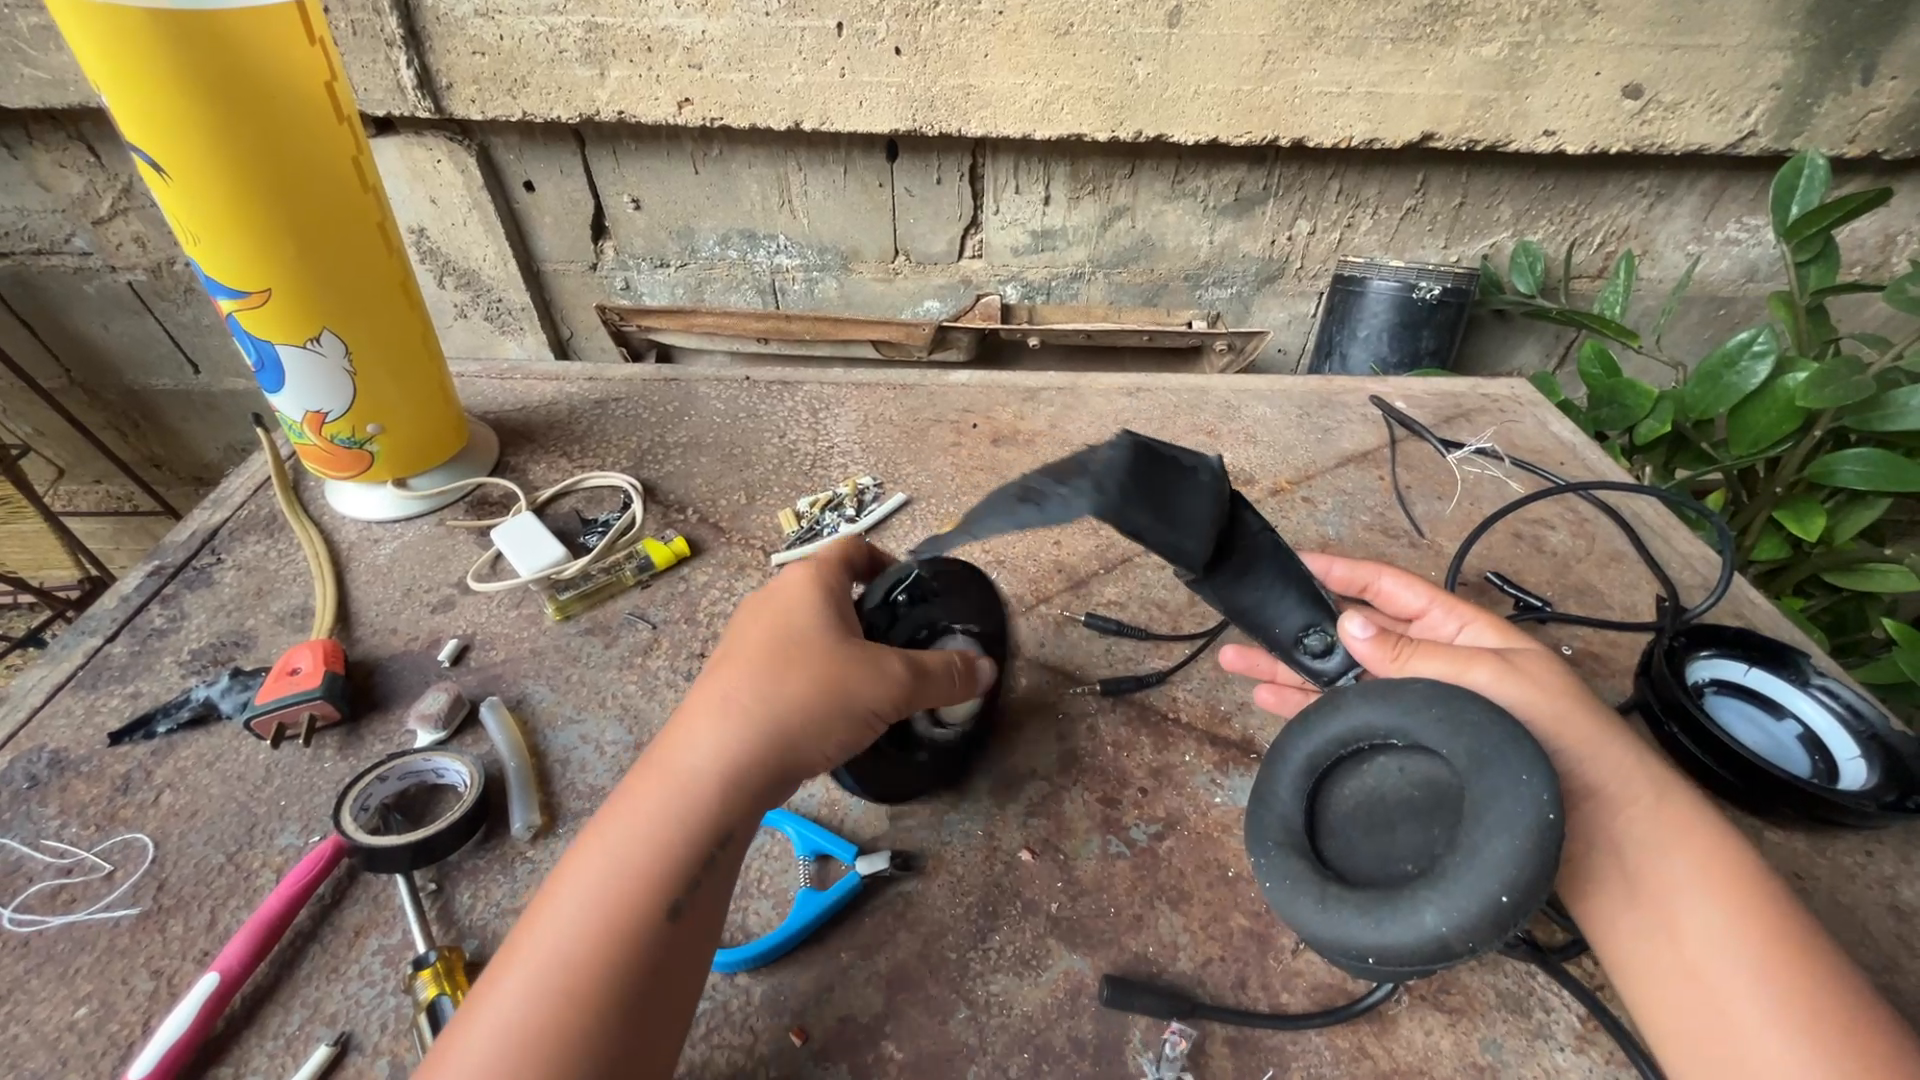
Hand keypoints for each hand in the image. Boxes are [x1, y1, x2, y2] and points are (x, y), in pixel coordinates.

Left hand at [667, 537, 997, 806]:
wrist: (718, 763)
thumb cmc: (809, 699)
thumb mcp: (890, 685)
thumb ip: (943, 675)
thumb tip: (987, 669)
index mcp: (809, 580)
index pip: (854, 548)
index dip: (889, 564)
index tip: (912, 597)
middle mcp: (772, 597)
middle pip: (831, 592)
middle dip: (869, 619)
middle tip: (902, 654)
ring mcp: (745, 638)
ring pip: (807, 632)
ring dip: (840, 652)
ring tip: (870, 691)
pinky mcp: (732, 677)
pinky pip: (784, 665)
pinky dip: (811, 679)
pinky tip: (828, 718)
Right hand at [1218, 552, 1637, 800]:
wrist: (1599, 826)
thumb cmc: (1562, 736)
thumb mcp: (1492, 678)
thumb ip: (1416, 653)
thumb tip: (1347, 623)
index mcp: (1454, 630)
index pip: (1385, 589)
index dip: (1339, 571)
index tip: (1294, 560)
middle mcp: (1424, 662)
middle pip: (1347, 635)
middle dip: (1296, 628)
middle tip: (1244, 625)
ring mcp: (1409, 703)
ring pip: (1336, 679)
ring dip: (1287, 671)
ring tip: (1238, 665)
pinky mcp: (1401, 741)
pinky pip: (1343, 718)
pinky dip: (1304, 710)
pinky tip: (1272, 704)